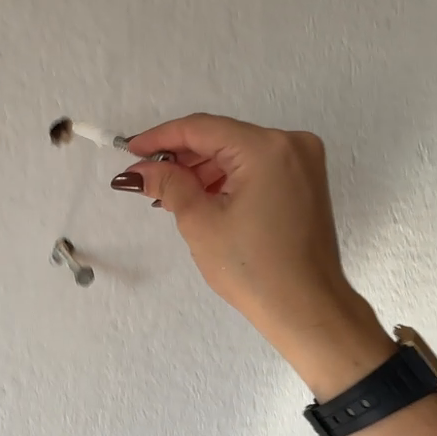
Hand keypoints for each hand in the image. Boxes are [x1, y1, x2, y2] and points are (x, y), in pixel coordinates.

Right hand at [117, 114, 392, 395]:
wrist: (305, 307)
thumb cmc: (254, 269)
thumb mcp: (201, 222)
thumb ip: (168, 185)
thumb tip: (138, 170)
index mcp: (267, 148)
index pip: (202, 128)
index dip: (161, 137)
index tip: (131, 150)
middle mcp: (291, 144)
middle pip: (221, 137)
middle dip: (181, 157)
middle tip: (145, 178)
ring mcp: (302, 162)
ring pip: (238, 153)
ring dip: (202, 169)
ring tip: (169, 195)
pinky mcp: (304, 181)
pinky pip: (255, 168)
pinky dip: (227, 179)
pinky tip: (201, 198)